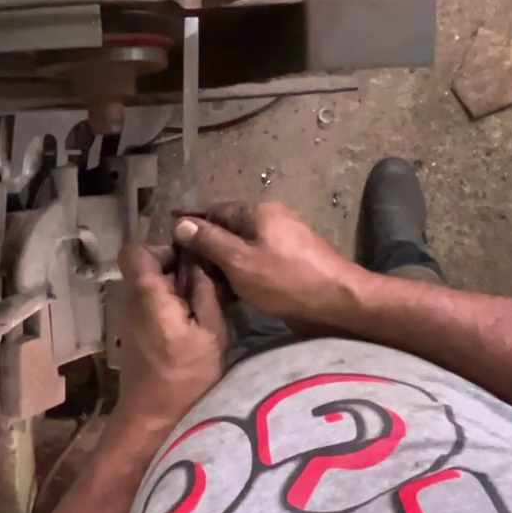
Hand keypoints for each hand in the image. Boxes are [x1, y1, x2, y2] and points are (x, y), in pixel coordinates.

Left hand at [113, 242, 228, 428]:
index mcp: (146, 293)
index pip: (136, 249)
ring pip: (147, 284)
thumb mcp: (210, 331)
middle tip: (203, 285)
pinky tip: (189, 323)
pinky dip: (167, 304)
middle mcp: (129, 299)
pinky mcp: (132, 330)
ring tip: (201, 304)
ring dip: (172, 288)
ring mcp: (127, 316)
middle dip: (173, 268)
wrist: (152, 415)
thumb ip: (206, 290)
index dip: (163, 248)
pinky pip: (148, 302)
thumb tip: (202, 260)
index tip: (189, 262)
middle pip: (144, 265)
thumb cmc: (186, 375)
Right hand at [172, 202, 369, 327]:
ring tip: (205, 282)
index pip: (216, 211)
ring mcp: (285, 240)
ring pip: (245, 247)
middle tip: (186, 268)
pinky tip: (234, 290)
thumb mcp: (240, 261)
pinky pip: (259, 260)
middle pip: (230, 228)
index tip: (173, 242)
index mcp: (259, 211)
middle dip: (208, 246)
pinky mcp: (293, 261)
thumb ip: (210, 241)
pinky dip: (243, 271)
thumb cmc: (286, 280)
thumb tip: (181, 224)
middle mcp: (272, 219)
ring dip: (225, 262)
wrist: (338, 301)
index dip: (193, 226)